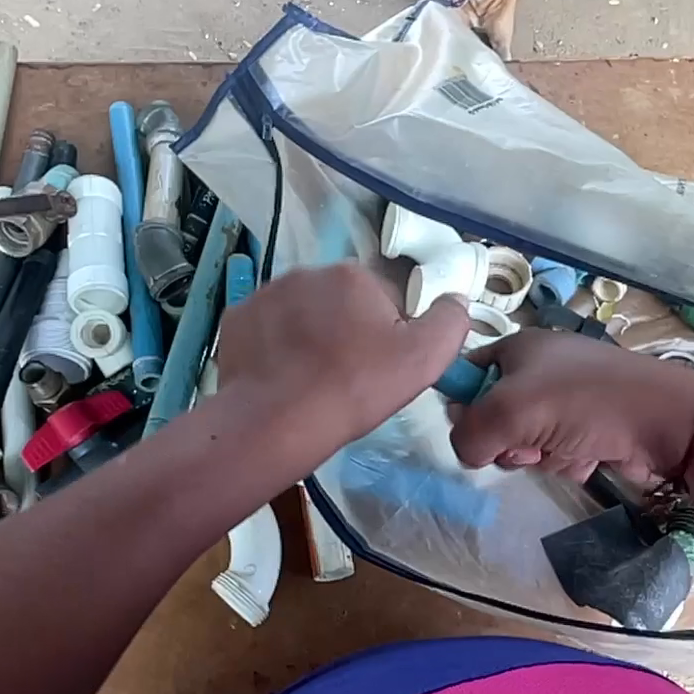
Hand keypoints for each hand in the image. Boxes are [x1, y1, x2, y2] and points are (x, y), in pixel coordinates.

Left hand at [218, 263, 468, 444]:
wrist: (277, 421)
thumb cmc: (356, 388)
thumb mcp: (424, 358)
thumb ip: (450, 321)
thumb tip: (456, 300)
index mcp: (354, 275)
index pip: (385, 299)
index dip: (389, 335)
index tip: (380, 369)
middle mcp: (308, 272)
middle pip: (341, 303)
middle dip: (347, 332)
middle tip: (348, 378)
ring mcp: (266, 294)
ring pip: (303, 314)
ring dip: (311, 338)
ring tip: (312, 381)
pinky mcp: (237, 319)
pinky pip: (267, 329)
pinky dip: (276, 348)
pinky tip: (282, 378)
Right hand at [448, 330, 693, 482]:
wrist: (664, 421)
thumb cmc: (583, 403)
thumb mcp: (510, 411)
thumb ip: (468, 432)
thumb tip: (467, 450)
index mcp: (520, 348)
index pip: (469, 373)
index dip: (465, 404)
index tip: (476, 427)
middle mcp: (542, 369)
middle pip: (497, 416)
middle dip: (510, 440)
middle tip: (528, 445)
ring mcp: (569, 400)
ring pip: (528, 442)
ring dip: (541, 456)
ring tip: (565, 449)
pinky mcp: (592, 428)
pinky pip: (558, 453)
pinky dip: (568, 461)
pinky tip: (589, 456)